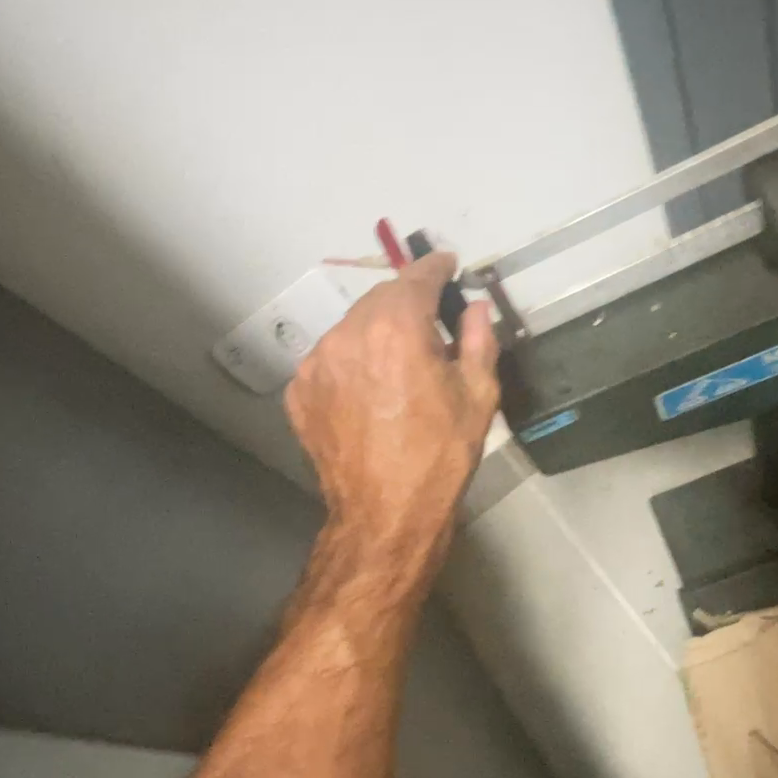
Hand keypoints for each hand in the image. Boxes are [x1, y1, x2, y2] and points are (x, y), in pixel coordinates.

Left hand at [285, 251, 499, 549]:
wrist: (386, 513)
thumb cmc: (441, 456)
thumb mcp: (478, 397)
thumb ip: (479, 340)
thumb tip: (475, 307)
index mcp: (396, 328)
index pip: (416, 278)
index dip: (435, 267)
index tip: (447, 263)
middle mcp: (348, 334)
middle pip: (380, 301)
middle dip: (406, 305)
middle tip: (429, 328)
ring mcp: (316, 363)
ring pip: (352, 330)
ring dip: (376, 335)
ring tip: (398, 370)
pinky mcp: (299, 392)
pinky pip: (331, 362)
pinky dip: (352, 365)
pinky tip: (371, 395)